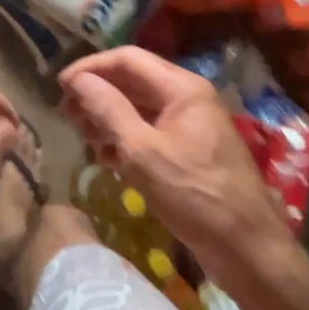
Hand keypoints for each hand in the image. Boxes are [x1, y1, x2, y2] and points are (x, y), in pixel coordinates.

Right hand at [60, 47, 308, 309]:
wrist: (248, 250)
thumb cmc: (195, 195)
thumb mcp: (142, 152)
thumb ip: (108, 109)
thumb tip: (77, 79)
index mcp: (182, 87)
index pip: (127, 58)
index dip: (90, 68)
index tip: (60, 86)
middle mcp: (188, 97)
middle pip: (133, 81)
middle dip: (98, 94)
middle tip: (68, 116)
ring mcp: (191, 124)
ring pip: (139, 107)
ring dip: (108, 118)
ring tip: (85, 138)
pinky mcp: (190, 150)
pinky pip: (150, 131)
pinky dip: (126, 139)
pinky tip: (107, 158)